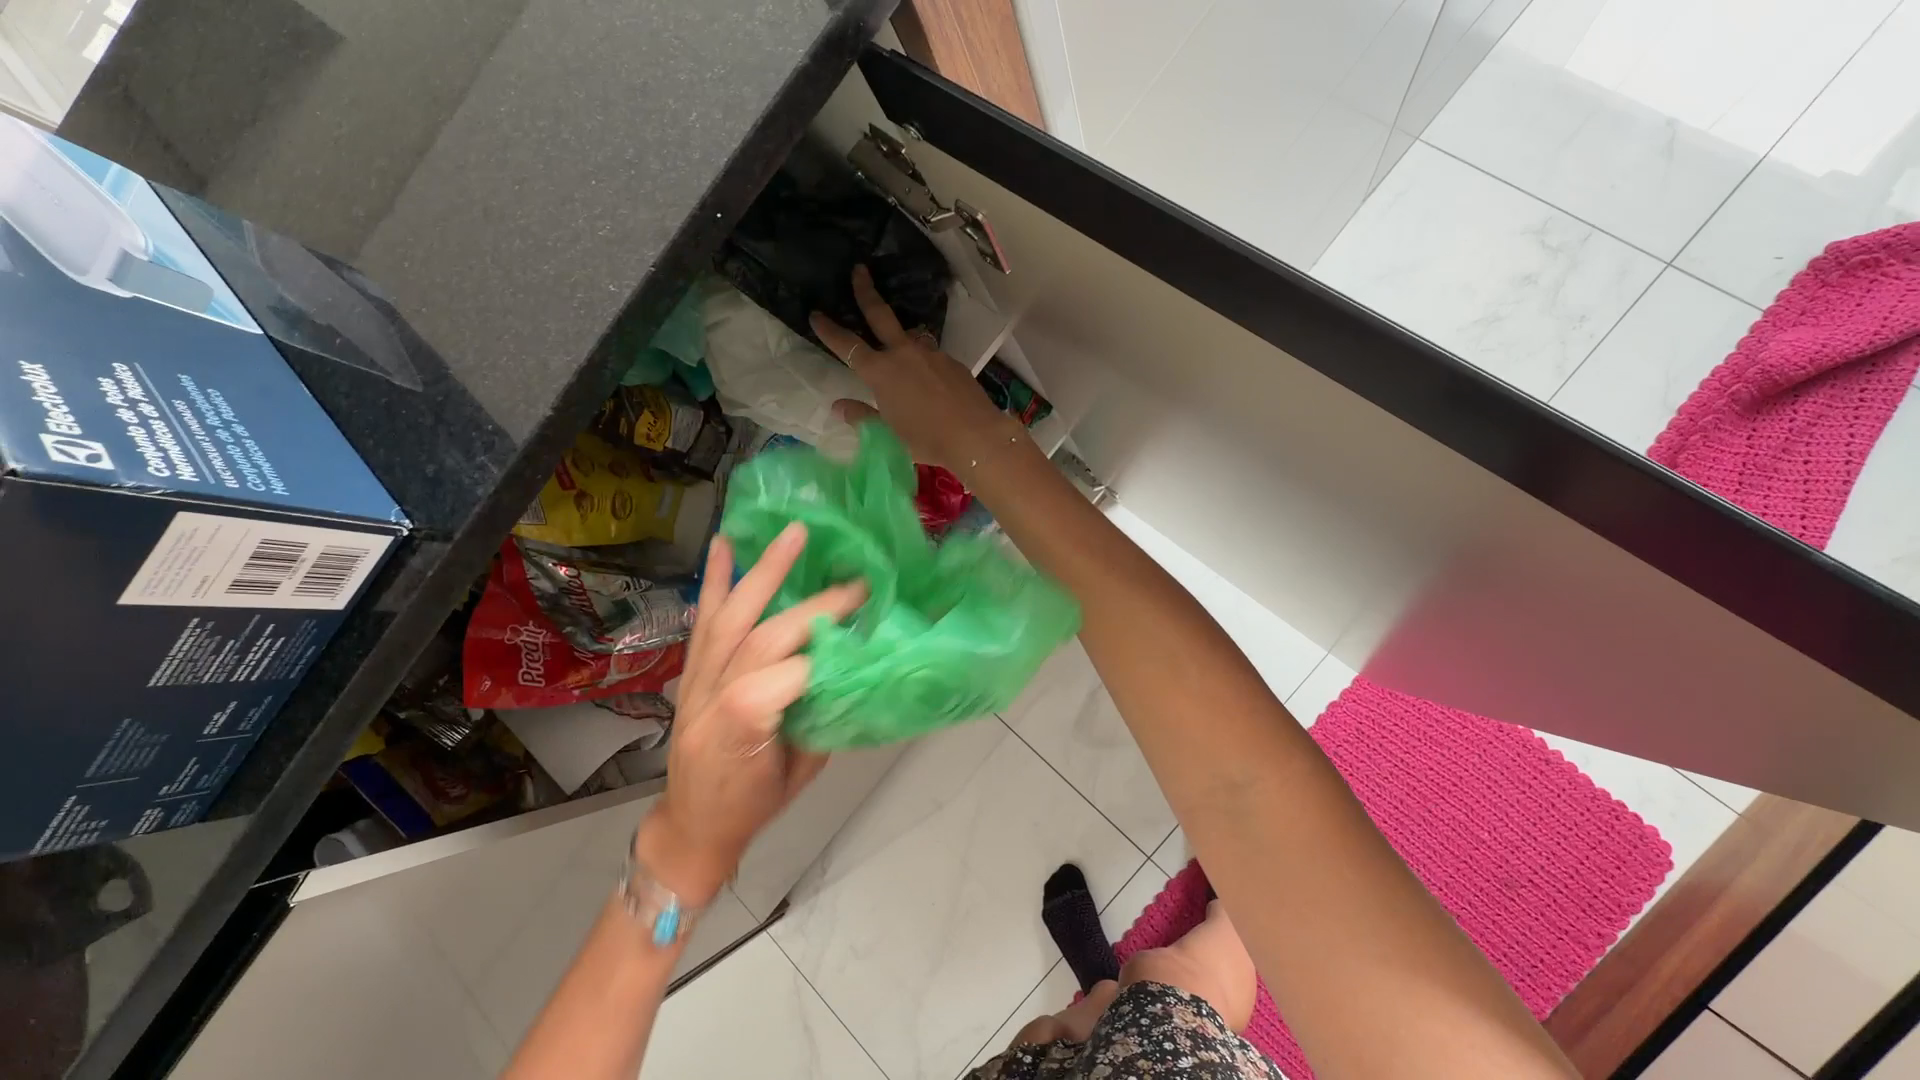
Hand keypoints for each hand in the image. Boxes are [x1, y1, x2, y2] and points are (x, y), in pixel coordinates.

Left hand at [636, 525, 864, 905]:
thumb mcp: (802, 769)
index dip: (832, 650)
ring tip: (793, 533)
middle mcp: (714, 697)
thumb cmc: (753, 805)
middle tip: (856, 582)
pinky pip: (703, 621)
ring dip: (764, 572)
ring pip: (731, 617)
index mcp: (743, 729)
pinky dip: (714, 581)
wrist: (693, 824)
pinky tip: (723, 546)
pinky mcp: (688, 671)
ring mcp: (696, 680)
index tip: (870, 628)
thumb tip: (853, 665)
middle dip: (815, 605)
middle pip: (764, 636)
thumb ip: (823, 713)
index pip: (791, 674)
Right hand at [809, 265, 1016, 471]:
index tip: (816, 314)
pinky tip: (927, 378)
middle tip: (859, 270)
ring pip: (909, 336)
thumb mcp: (888, 434)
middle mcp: (904, 354)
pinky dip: (922, 360)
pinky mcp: (952, 362)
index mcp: (881, 372)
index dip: (829, 330)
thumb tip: (839, 406)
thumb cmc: (926, 440)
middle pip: (881, 314)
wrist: (975, 436)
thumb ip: (863, 416)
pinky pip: (929, 355)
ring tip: (897, 345)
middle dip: (866, 291)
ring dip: (899, 335)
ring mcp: (931, 354)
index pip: (847, 346)